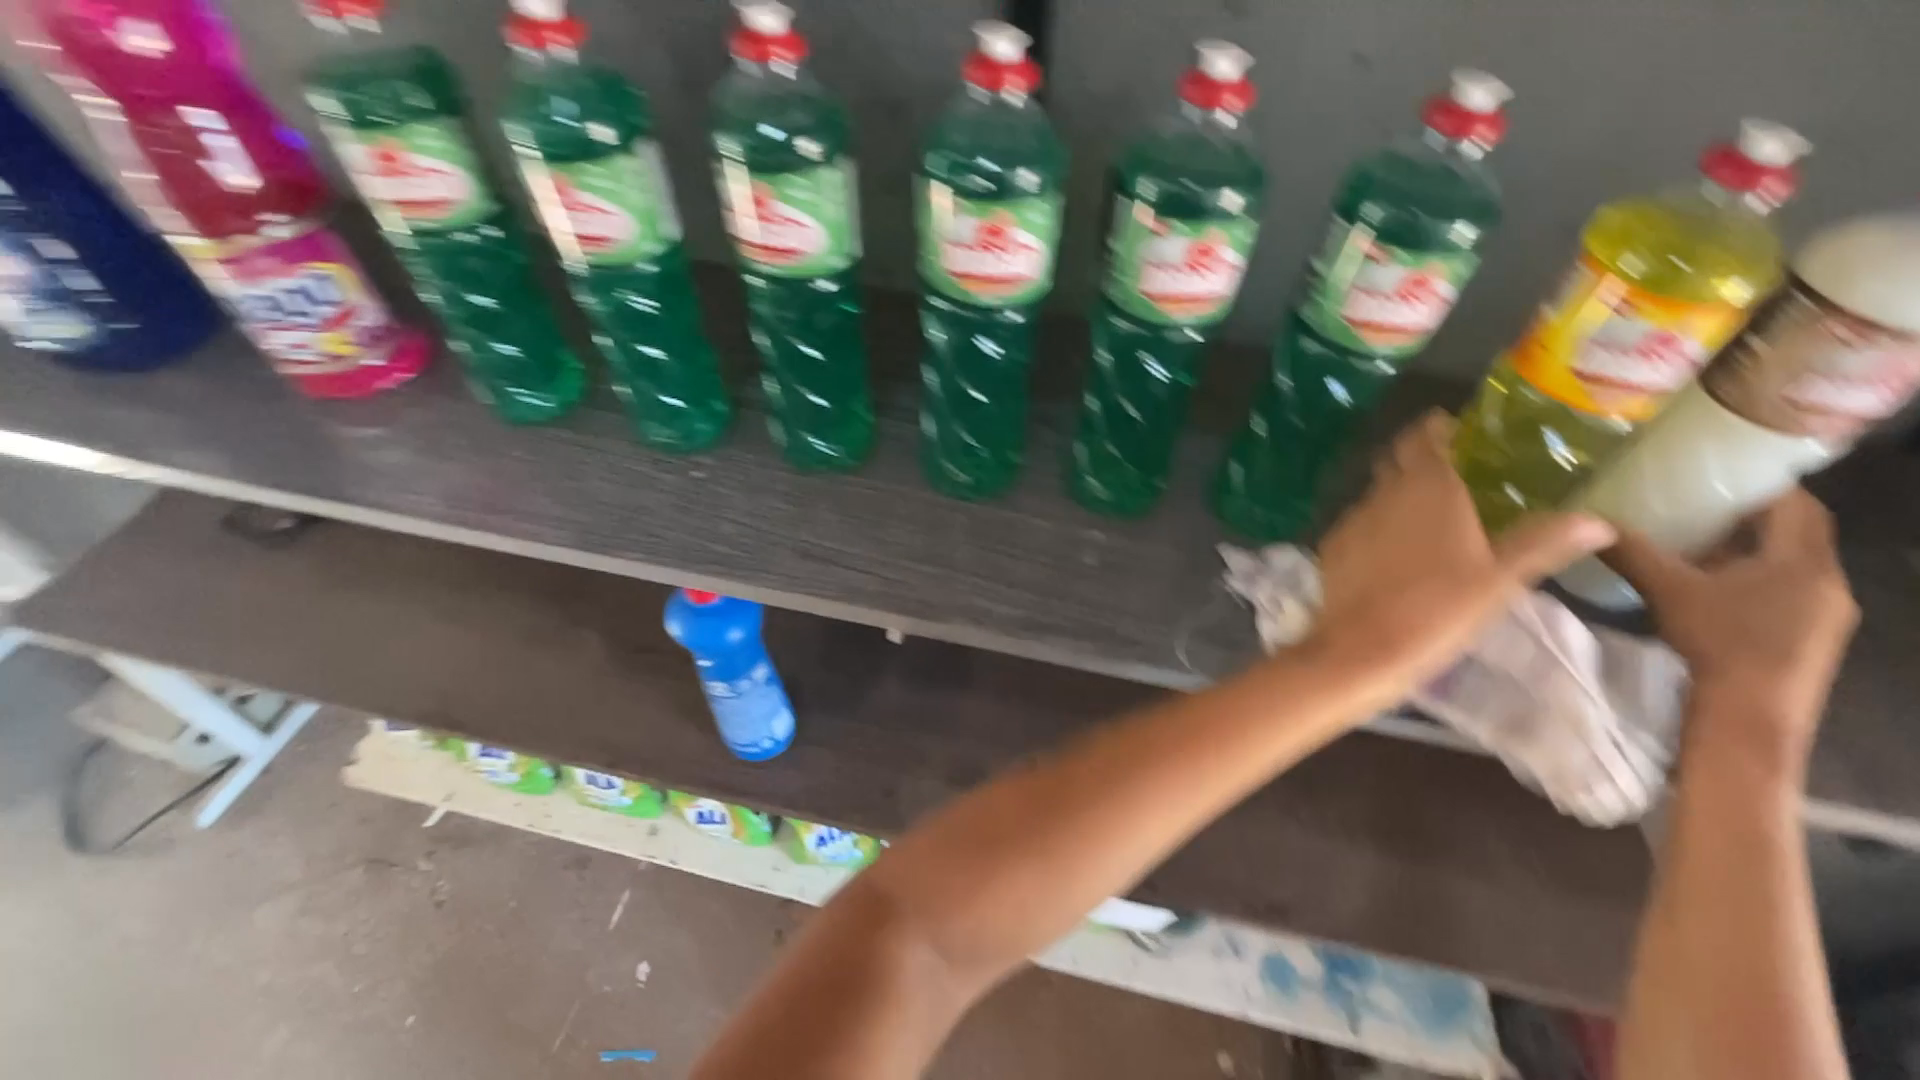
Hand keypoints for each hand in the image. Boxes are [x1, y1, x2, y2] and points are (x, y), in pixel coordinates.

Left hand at [1307, 411, 1615, 698]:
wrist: (1361, 649)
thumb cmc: (1439, 609)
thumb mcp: (1501, 579)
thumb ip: (1544, 543)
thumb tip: (1599, 522)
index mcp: (1429, 486)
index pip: (1423, 436)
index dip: (1435, 428)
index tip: (1453, 430)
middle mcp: (1384, 492)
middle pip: (1395, 459)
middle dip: (1416, 457)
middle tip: (1447, 472)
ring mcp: (1352, 518)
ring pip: (1375, 492)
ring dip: (1395, 496)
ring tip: (1423, 516)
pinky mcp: (1330, 547)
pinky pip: (1357, 524)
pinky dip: (1374, 527)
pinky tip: (1390, 551)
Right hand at [1602, 487, 1857, 770]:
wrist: (1754, 715)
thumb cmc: (1721, 642)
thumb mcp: (1669, 591)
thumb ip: (1634, 554)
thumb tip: (1590, 525)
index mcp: (1804, 560)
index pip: (1797, 503)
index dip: (1762, 486)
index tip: (1721, 479)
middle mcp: (1828, 580)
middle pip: (1798, 533)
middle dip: (1754, 518)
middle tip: (1704, 509)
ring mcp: (1826, 613)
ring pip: (1792, 565)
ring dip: (1754, 553)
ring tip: (1701, 549)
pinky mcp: (1815, 639)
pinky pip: (1789, 592)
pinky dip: (1757, 581)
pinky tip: (1716, 592)